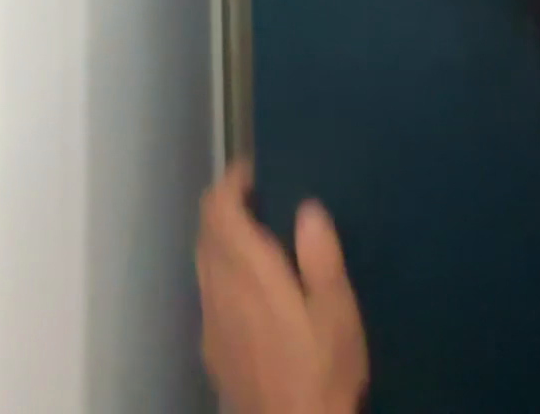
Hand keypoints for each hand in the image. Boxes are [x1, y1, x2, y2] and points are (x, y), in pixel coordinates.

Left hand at [196, 162, 368, 413]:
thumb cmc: (321, 370)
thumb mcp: (336, 310)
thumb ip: (320, 254)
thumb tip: (307, 207)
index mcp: (249, 271)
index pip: (218, 209)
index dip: (230, 182)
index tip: (254, 170)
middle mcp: (220, 288)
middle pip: (205, 230)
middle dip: (226, 204)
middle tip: (262, 196)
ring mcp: (211, 320)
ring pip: (203, 259)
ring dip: (222, 236)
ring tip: (260, 235)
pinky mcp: (211, 346)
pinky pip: (208, 289)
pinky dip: (223, 269)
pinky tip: (253, 286)